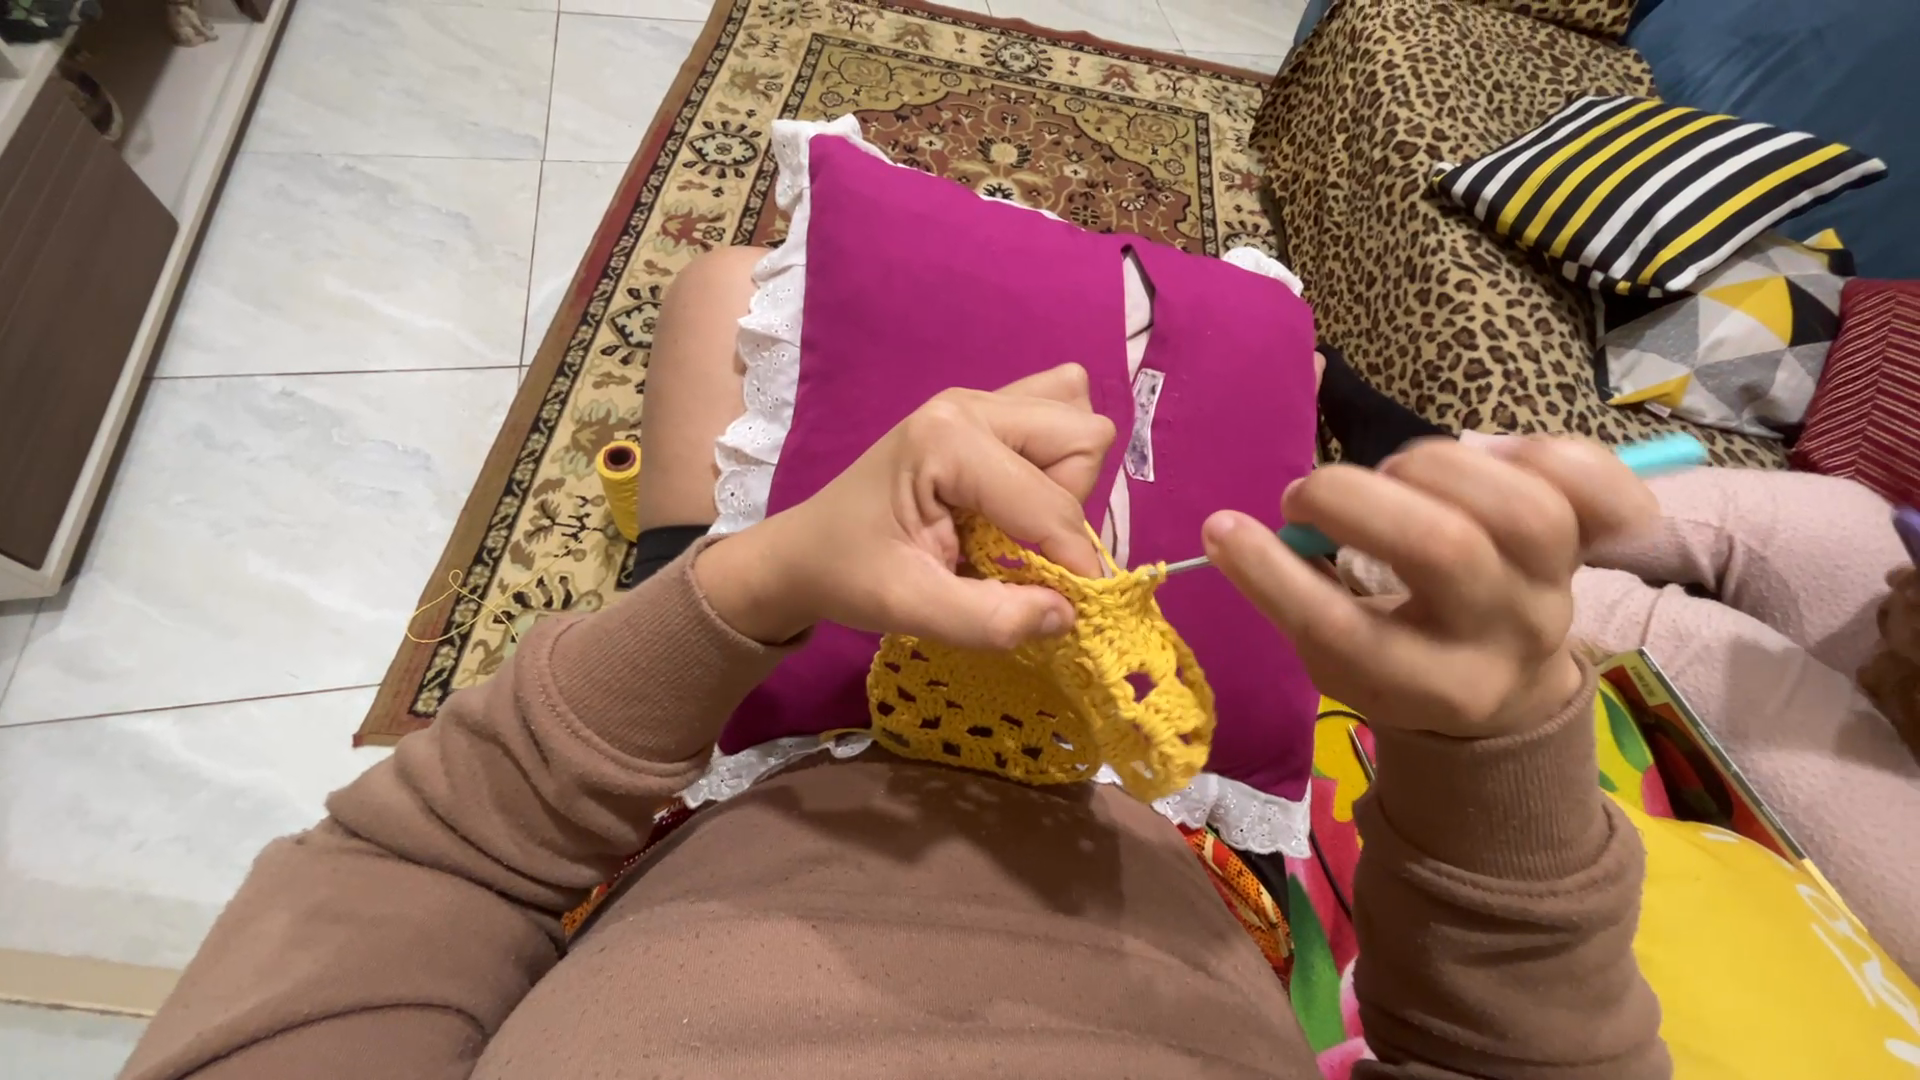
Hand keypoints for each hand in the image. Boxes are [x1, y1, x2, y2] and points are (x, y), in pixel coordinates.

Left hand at [696, 365, 1115, 647]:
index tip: (1068, 606)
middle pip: (1083, 439)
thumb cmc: (850, 574)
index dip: (1073, 561)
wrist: (806, 551)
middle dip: (1068, 508)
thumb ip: (990, 618)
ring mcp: (976, 399)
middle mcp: (969, 404)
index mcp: (947, 442)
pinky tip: (1019, 490)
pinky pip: (1056, 408)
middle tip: (1019, 548)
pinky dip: (1057, 453)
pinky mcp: (981, 409)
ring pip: (1077, 421)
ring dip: (1067, 480)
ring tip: (1015, 518)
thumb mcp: (910, 608)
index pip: (1050, 501)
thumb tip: (1069, 614)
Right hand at [1204, 437, 1657, 738]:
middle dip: (1351, 501)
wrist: (1500, 690)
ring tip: (1387, 473)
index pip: (1341, 629)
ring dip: (1428, 467)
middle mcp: (1502, 639)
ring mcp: (1556, 588)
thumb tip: (1231, 528)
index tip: (1221, 528)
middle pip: (1442, 550)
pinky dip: (1540, 454)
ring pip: (1519, 507)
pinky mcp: (1590, 545)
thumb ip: (1292, 596)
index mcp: (1427, 686)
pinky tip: (1486, 456)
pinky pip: (1595, 488)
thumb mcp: (1333, 658)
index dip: (1271, 573)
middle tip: (1305, 498)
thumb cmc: (1394, 664)